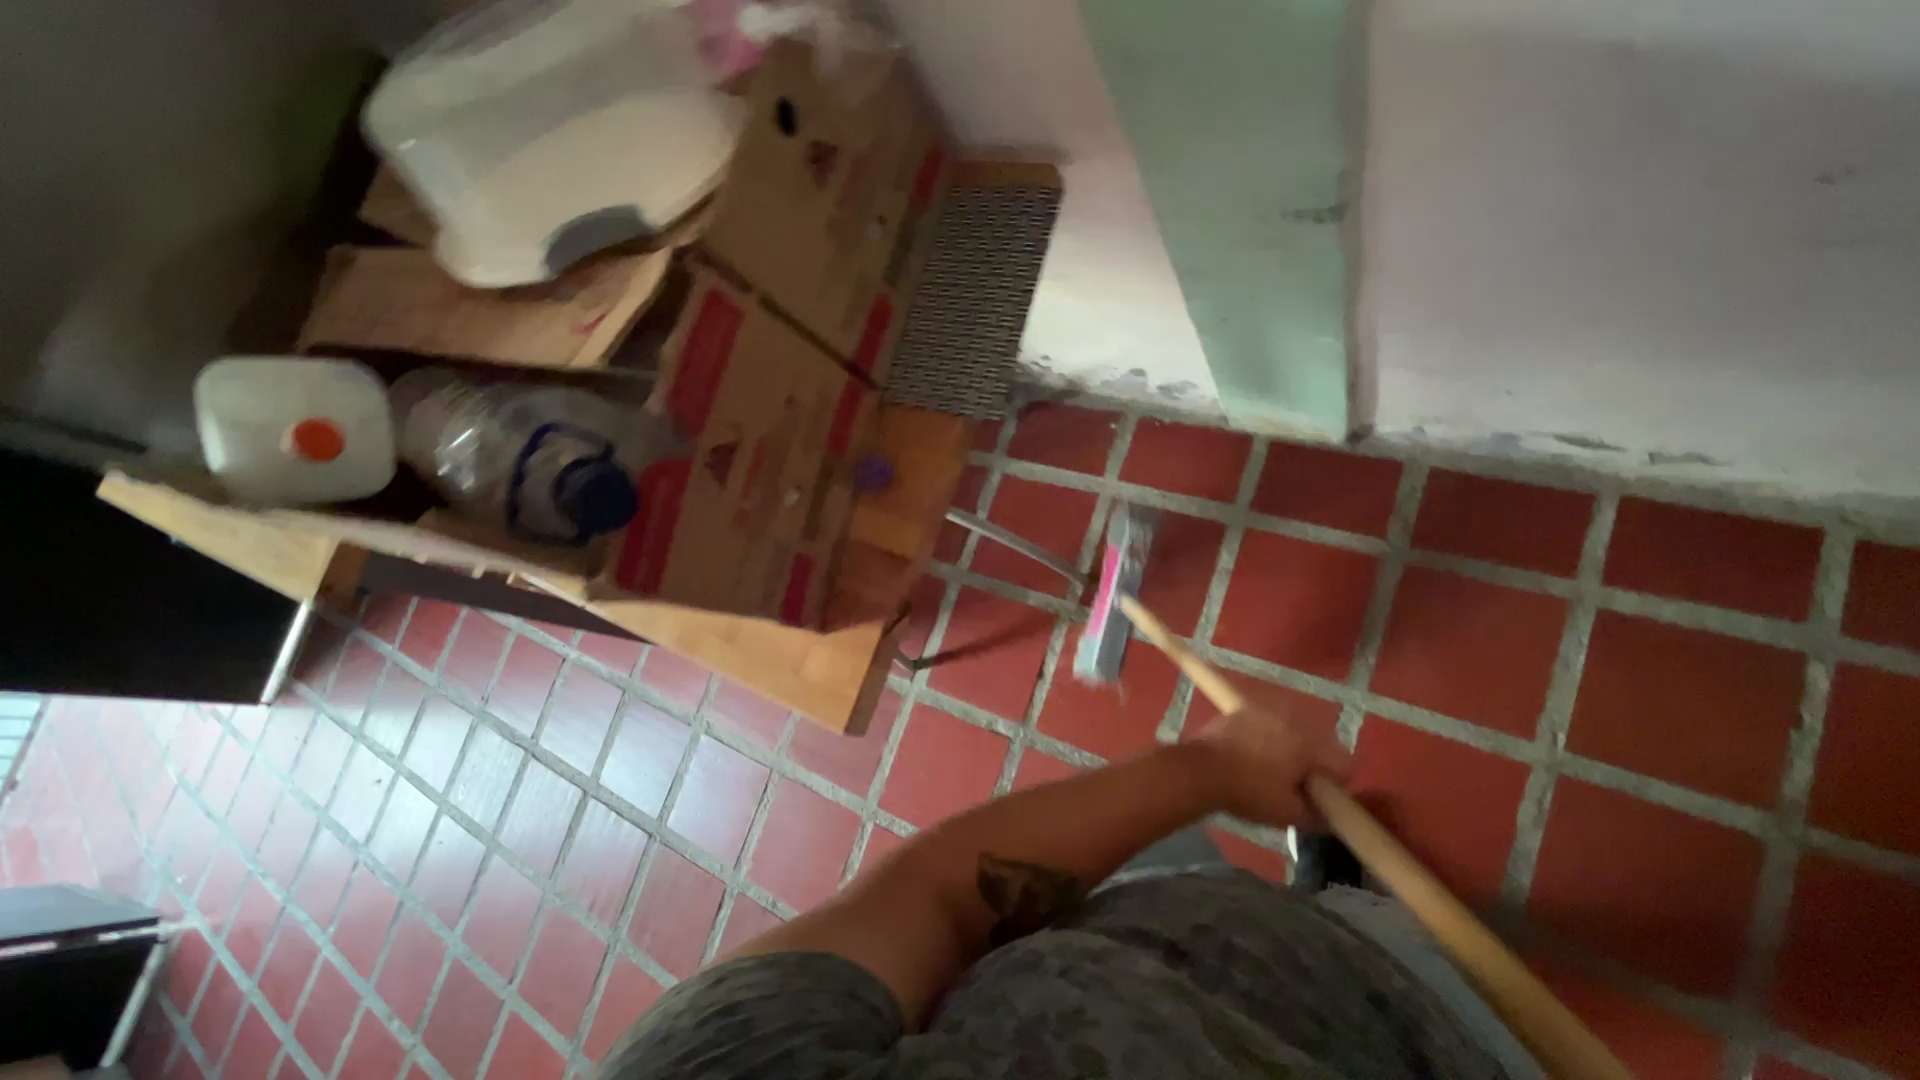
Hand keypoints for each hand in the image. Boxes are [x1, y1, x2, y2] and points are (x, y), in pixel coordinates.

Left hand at [1193, 705, 1351, 827]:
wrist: (1199, 769)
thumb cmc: (1248, 791)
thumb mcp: (1287, 814)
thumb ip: (1316, 815)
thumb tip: (1329, 815)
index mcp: (1311, 743)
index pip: (1345, 763)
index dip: (1338, 785)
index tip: (1322, 799)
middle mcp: (1294, 718)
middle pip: (1322, 743)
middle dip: (1316, 763)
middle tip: (1298, 785)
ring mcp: (1268, 709)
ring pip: (1296, 730)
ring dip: (1293, 747)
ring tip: (1275, 770)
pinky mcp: (1245, 708)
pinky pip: (1270, 723)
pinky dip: (1270, 736)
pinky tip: (1255, 755)